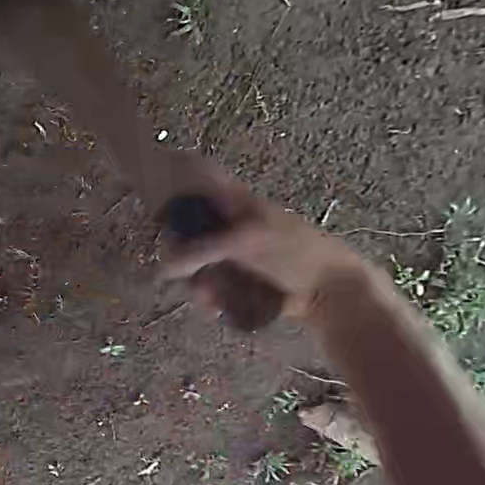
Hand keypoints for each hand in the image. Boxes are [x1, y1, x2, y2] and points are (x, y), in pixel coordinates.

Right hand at [163, 167, 372, 319]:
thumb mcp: (245, 242)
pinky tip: (215, 308)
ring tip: (207, 301)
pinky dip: (209, 295)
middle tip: (180, 274)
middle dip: (180, 254)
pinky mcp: (238, 277)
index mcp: (234, 200)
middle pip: (187, 228)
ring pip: (196, 260)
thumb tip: (165, 267)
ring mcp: (233, 250)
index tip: (156, 192)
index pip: (198, 177)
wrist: (329, 288)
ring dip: (196, 282)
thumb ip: (202, 250)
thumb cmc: (293, 252)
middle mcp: (228, 221)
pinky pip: (211, 282)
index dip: (174, 176)